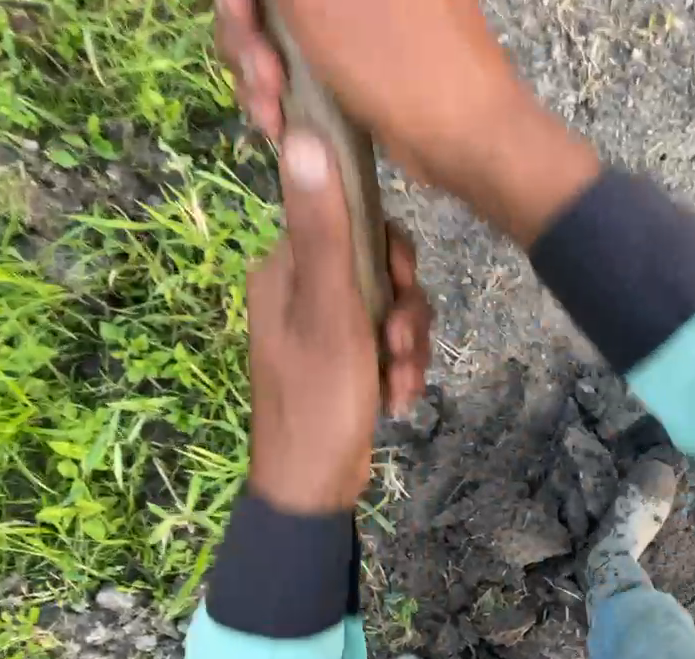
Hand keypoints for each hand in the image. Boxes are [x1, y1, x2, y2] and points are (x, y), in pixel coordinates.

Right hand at [216, 0, 600, 245]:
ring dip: (261, 70)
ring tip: (272, 112)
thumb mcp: (318, 4)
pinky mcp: (363, 58)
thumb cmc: (396, 64)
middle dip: (250, 35)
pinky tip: (280, 121)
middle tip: (262, 78)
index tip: (243, 25)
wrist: (467, 140)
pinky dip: (286, 89)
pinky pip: (306, 61)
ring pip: (280, 29)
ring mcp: (361, 14)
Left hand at [246, 131, 434, 513]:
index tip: (401, 283)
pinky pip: (386, 346)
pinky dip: (399, 370)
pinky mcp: (345, 363)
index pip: (349, 222)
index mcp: (286, 269)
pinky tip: (398, 399)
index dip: (388, 249)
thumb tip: (303, 138)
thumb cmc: (318, 398)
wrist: (313, 485)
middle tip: (400, 345)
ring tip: (401, 383)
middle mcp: (302, 292)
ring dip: (407, 347)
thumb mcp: (328, 311)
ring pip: (390, 311)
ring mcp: (324, 330)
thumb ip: (324, 230)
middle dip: (404, 310)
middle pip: (378, 268)